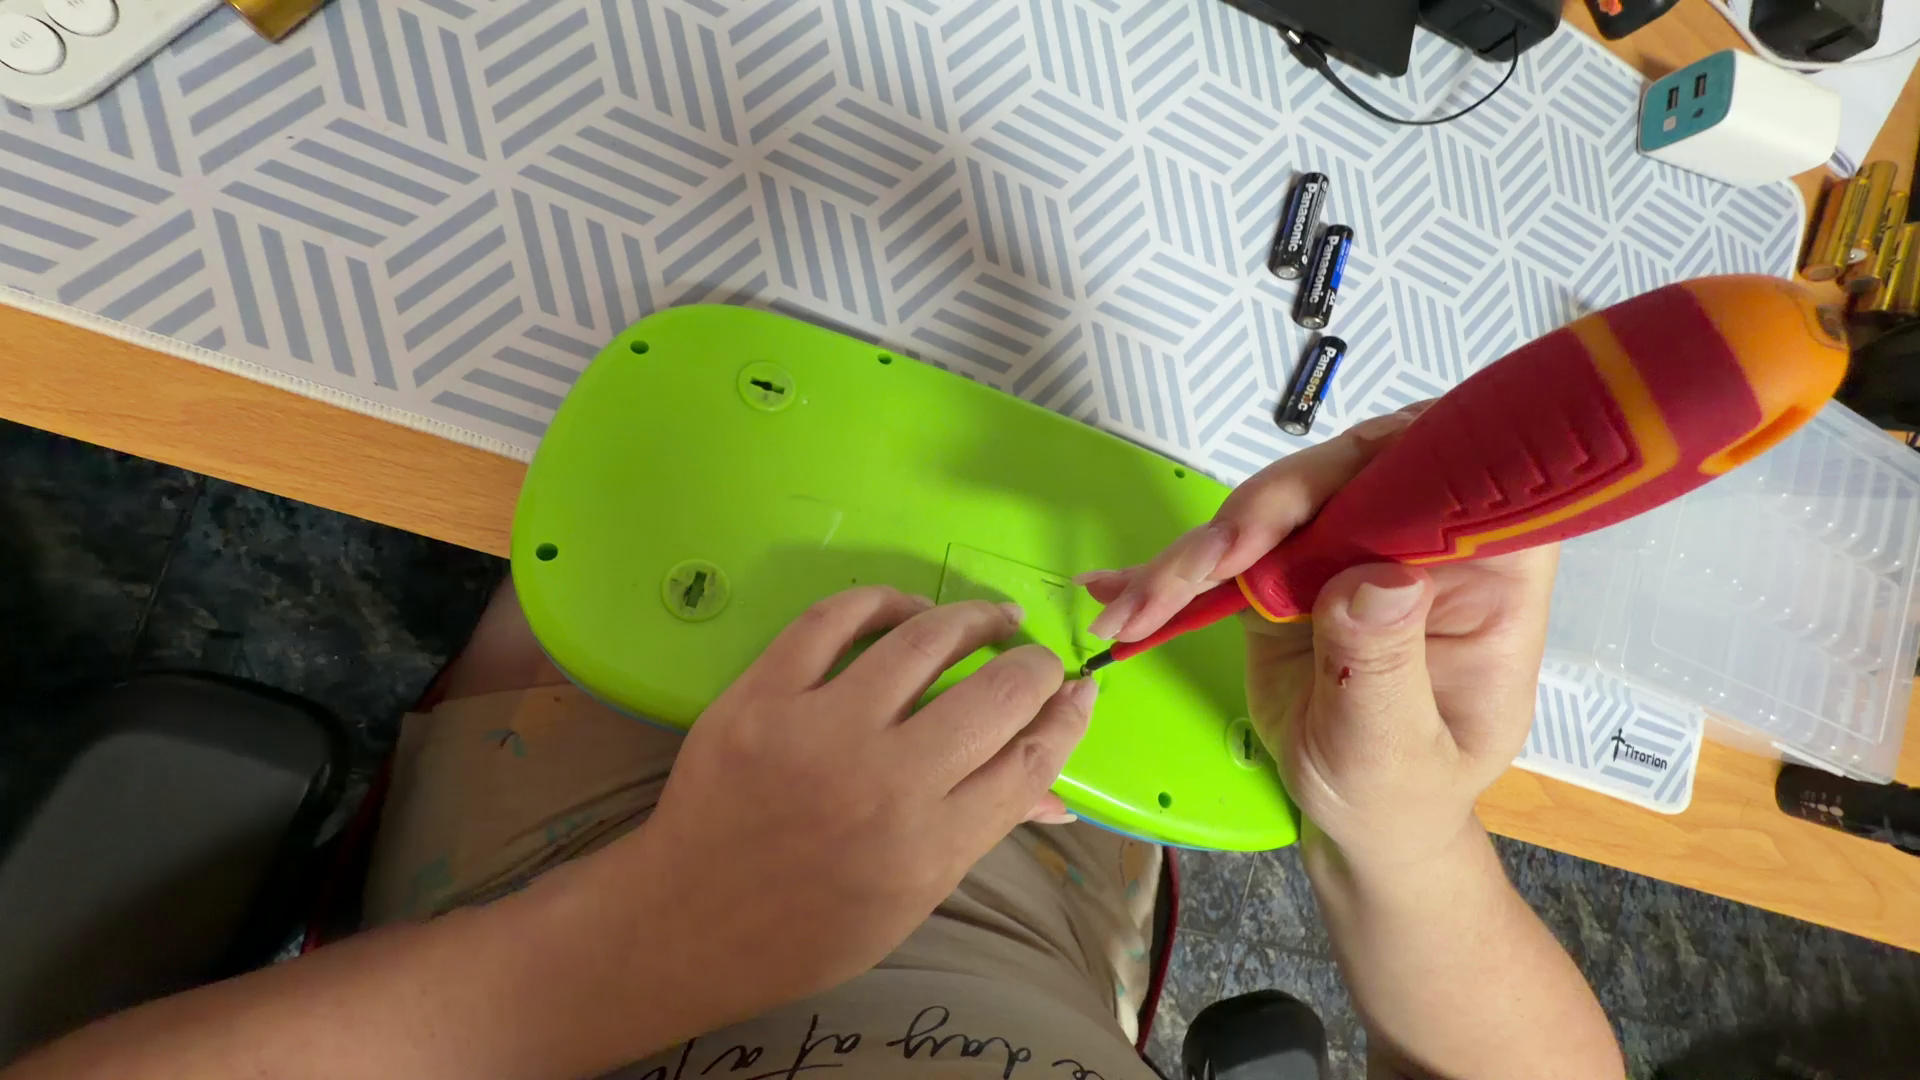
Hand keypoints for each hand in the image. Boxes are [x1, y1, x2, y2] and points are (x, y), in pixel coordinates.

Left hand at [609, 587, 1095, 1027]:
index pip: (1032, 760)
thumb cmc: (811, 924)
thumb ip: (985, 831)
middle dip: (1033, 663)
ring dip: (970, 618)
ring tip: (988, 618)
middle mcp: (886, 783)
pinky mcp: (762, 696)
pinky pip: (833, 619)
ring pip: (922, 641)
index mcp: (931, 846)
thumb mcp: (913, 900)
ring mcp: (819, 731)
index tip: (1078, 688)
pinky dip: (881, 601)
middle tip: (1032, 654)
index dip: (1068, 715)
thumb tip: (1059, 793)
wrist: (686, 921)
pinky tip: (904, 607)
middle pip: (997, 693)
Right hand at [1080, 408, 1555, 866]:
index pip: (1455, 473)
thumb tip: (1375, 578)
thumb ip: (1384, 667)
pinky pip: (1220, 555)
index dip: (1383, 461)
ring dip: (1190, 556)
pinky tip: (1117, 593)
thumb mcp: (1394, 750)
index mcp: (1482, 570)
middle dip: (1256, 517)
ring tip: (1131, 610)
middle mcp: (1412, 542)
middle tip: (1197, 569)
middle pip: (1336, 478)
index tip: (1305, 509)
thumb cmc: (1399, 794)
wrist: (1352, 815)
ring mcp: (1340, 552)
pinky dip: (1165, 575)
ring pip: (1263, 513)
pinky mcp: (1281, 572)